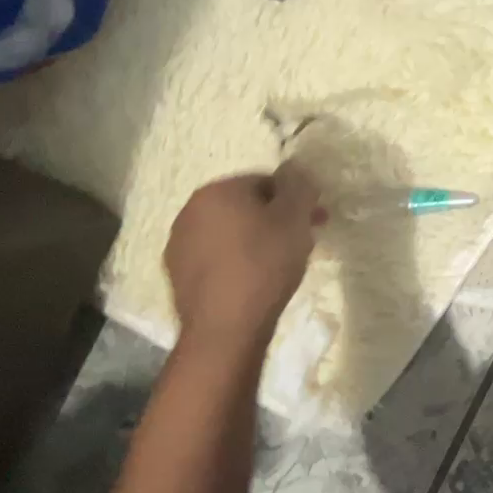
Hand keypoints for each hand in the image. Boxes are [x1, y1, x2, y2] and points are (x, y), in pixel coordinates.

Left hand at [164, 163, 325, 348]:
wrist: (226, 326)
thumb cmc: (265, 262)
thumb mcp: (295, 218)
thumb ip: (298, 185)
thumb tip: (295, 167)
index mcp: (216, 191)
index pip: (265, 180)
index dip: (295, 197)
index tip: (314, 218)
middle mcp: (189, 211)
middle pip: (245, 205)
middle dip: (276, 216)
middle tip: (304, 237)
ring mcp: (178, 245)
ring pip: (230, 230)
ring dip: (257, 237)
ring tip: (282, 260)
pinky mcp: (178, 275)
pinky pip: (217, 255)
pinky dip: (238, 258)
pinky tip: (256, 277)